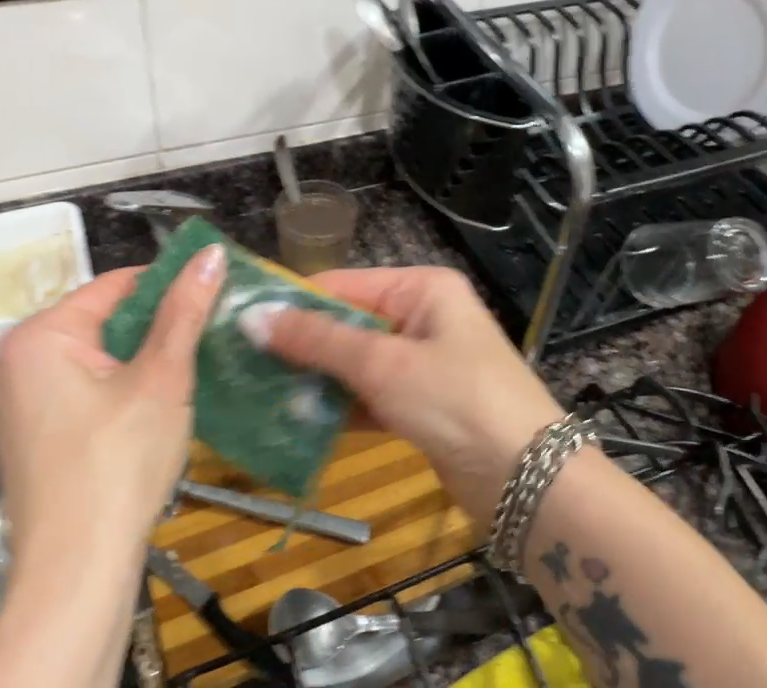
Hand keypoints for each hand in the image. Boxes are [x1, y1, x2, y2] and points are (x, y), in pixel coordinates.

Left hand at [0, 244, 225, 563]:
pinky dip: (119, 392)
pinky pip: (82, 392)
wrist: (76, 571)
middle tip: (210, 336)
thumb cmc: (118, 464)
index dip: (169, 286)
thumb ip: (185, 311)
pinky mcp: (32, 437)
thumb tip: (209, 252)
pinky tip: (156, 409)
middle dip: (156, 329)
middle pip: (103, 321)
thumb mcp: (162, 379)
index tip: (215, 293)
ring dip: (142, 362)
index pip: (115, 285)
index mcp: (40, 335)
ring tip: (192, 369)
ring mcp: (19, 402)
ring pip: (96, 359)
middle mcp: (16, 360)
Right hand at [261, 266, 563, 526]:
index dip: (294, 304)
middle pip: (348, 325)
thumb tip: (253, 318)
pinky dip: (340, 409)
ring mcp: (424, 365)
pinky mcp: (423, 408)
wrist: (527, 481)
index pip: (344, 285)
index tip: (239, 323)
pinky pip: (370, 398)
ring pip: (356, 365)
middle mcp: (424, 318)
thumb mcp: (383, 364)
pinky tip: (297, 424)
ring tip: (258, 394)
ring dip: (316, 382)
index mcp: (423, 289)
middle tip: (242, 365)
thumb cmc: (456, 400)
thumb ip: (318, 341)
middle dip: (301, 347)